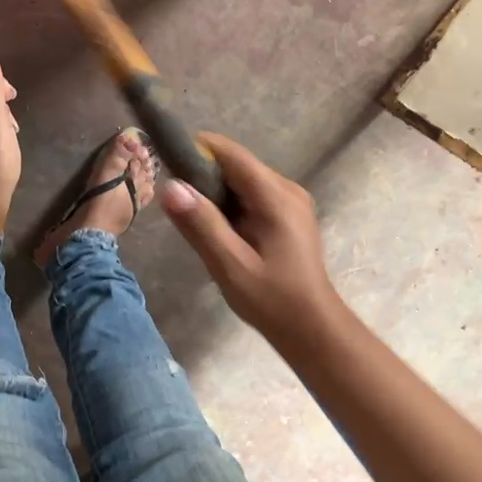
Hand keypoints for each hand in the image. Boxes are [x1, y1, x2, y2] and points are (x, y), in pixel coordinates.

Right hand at [161, 132, 338, 341]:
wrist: (314, 330)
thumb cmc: (273, 300)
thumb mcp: (230, 266)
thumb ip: (201, 224)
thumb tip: (170, 186)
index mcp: (276, 197)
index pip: (232, 154)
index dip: (198, 151)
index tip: (168, 164)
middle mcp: (287, 189)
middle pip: (236, 164)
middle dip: (205, 178)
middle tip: (182, 209)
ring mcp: (291, 200)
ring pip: (242, 179)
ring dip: (217, 193)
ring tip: (200, 224)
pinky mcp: (288, 212)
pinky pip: (251, 194)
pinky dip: (231, 205)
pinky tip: (222, 233)